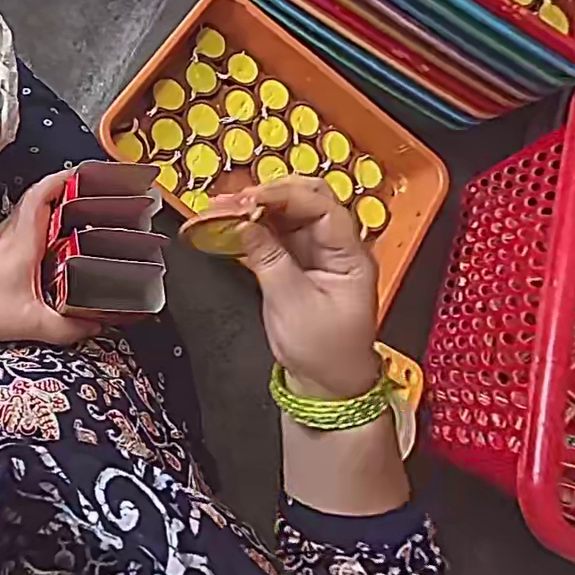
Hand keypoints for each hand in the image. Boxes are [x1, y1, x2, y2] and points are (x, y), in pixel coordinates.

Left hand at [0, 170, 100, 346]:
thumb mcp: (32, 322)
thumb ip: (68, 328)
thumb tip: (95, 326)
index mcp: (24, 238)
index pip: (43, 193)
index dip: (64, 178)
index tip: (86, 173)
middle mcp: (13, 232)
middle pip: (40, 196)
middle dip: (66, 188)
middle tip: (90, 192)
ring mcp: (3, 239)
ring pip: (31, 210)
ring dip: (54, 205)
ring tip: (80, 212)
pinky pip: (24, 226)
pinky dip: (42, 224)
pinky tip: (54, 240)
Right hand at [235, 177, 381, 399]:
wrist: (327, 382)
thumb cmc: (324, 351)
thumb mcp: (292, 304)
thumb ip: (268, 259)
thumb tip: (245, 225)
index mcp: (350, 254)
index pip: (322, 206)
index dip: (285, 195)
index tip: (251, 198)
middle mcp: (335, 246)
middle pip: (307, 199)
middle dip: (270, 193)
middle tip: (235, 199)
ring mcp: (315, 251)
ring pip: (287, 213)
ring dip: (256, 207)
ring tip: (224, 208)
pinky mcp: (296, 259)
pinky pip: (274, 232)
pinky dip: (252, 225)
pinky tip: (232, 224)